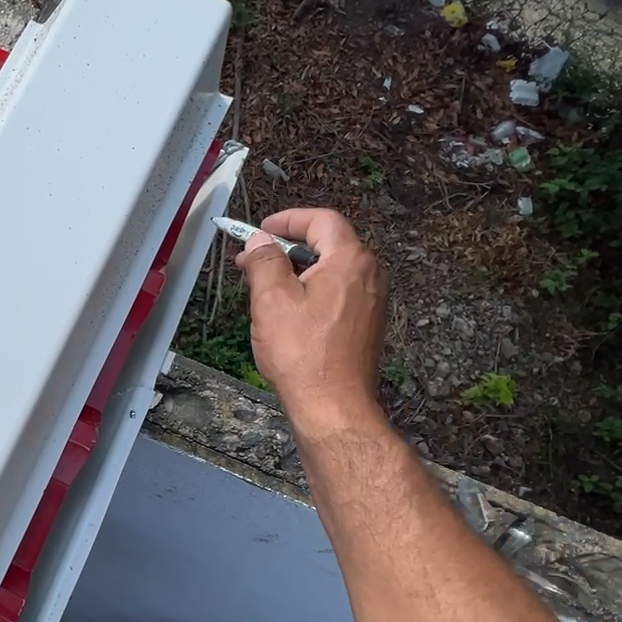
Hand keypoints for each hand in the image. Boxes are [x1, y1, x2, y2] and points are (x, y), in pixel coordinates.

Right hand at [236, 208, 387, 436]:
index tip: (260, 229)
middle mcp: (369, 274)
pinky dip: (310, 290)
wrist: (332, 402)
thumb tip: (259, 242)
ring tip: (262, 287)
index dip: (288, 219)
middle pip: (327, 244)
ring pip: (330, 270)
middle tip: (251, 260)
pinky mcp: (365, 322)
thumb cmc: (301, 351)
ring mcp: (371, 299)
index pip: (322, 221)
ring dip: (296, 271)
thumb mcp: (271, 300)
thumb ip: (264, 262)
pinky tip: (285, 310)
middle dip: (286, 247)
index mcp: (350, 260)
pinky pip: (336, 292)